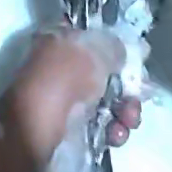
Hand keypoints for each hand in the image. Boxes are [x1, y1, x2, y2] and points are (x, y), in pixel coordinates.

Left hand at [0, 28, 142, 171]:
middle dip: (128, 84)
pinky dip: (115, 130)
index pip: (92, 34)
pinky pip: (104, 126)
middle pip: (106, 70)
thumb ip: (114, 47)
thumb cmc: (62, 81)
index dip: (115, 43)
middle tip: (137, 95)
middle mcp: (64, 68)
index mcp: (60, 40)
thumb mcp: (94, 51)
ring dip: (126, 110)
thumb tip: (123, 51)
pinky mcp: (75, 131)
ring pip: (110, 100)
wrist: (35, 137)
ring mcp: (69, 101)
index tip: (135, 54)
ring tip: (129, 120)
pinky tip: (116, 135)